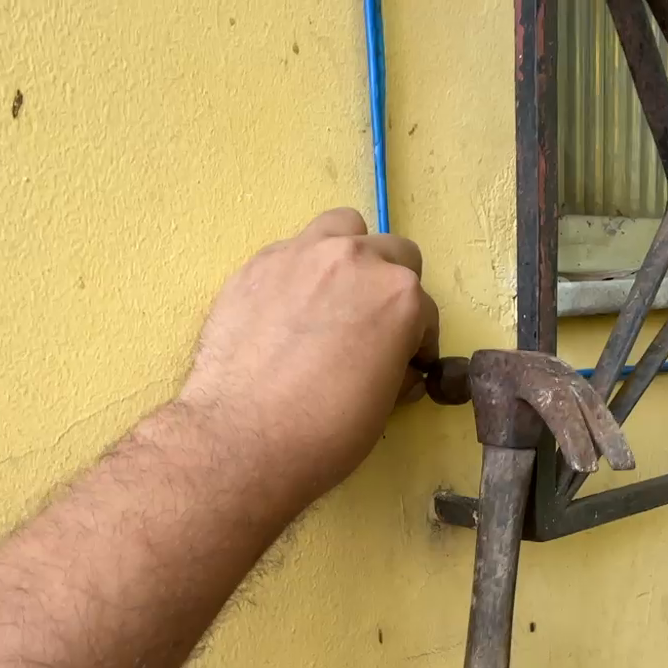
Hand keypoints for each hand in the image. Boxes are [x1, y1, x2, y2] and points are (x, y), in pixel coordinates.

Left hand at [177, 208, 438, 508]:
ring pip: (341, 231)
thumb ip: (397, 371)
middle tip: (371, 327)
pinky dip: (299, 276)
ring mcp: (302, 254)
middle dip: (390, 290)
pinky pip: (290, 254)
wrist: (243, 437)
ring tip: (331, 298)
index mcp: (400, 297)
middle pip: (392, 254)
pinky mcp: (256, 264)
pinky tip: (284, 313)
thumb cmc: (325, 433)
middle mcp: (357, 260)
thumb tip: (397, 367)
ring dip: (348, 258)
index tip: (404, 363)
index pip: (424, 311)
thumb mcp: (382, 409)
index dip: (417, 342)